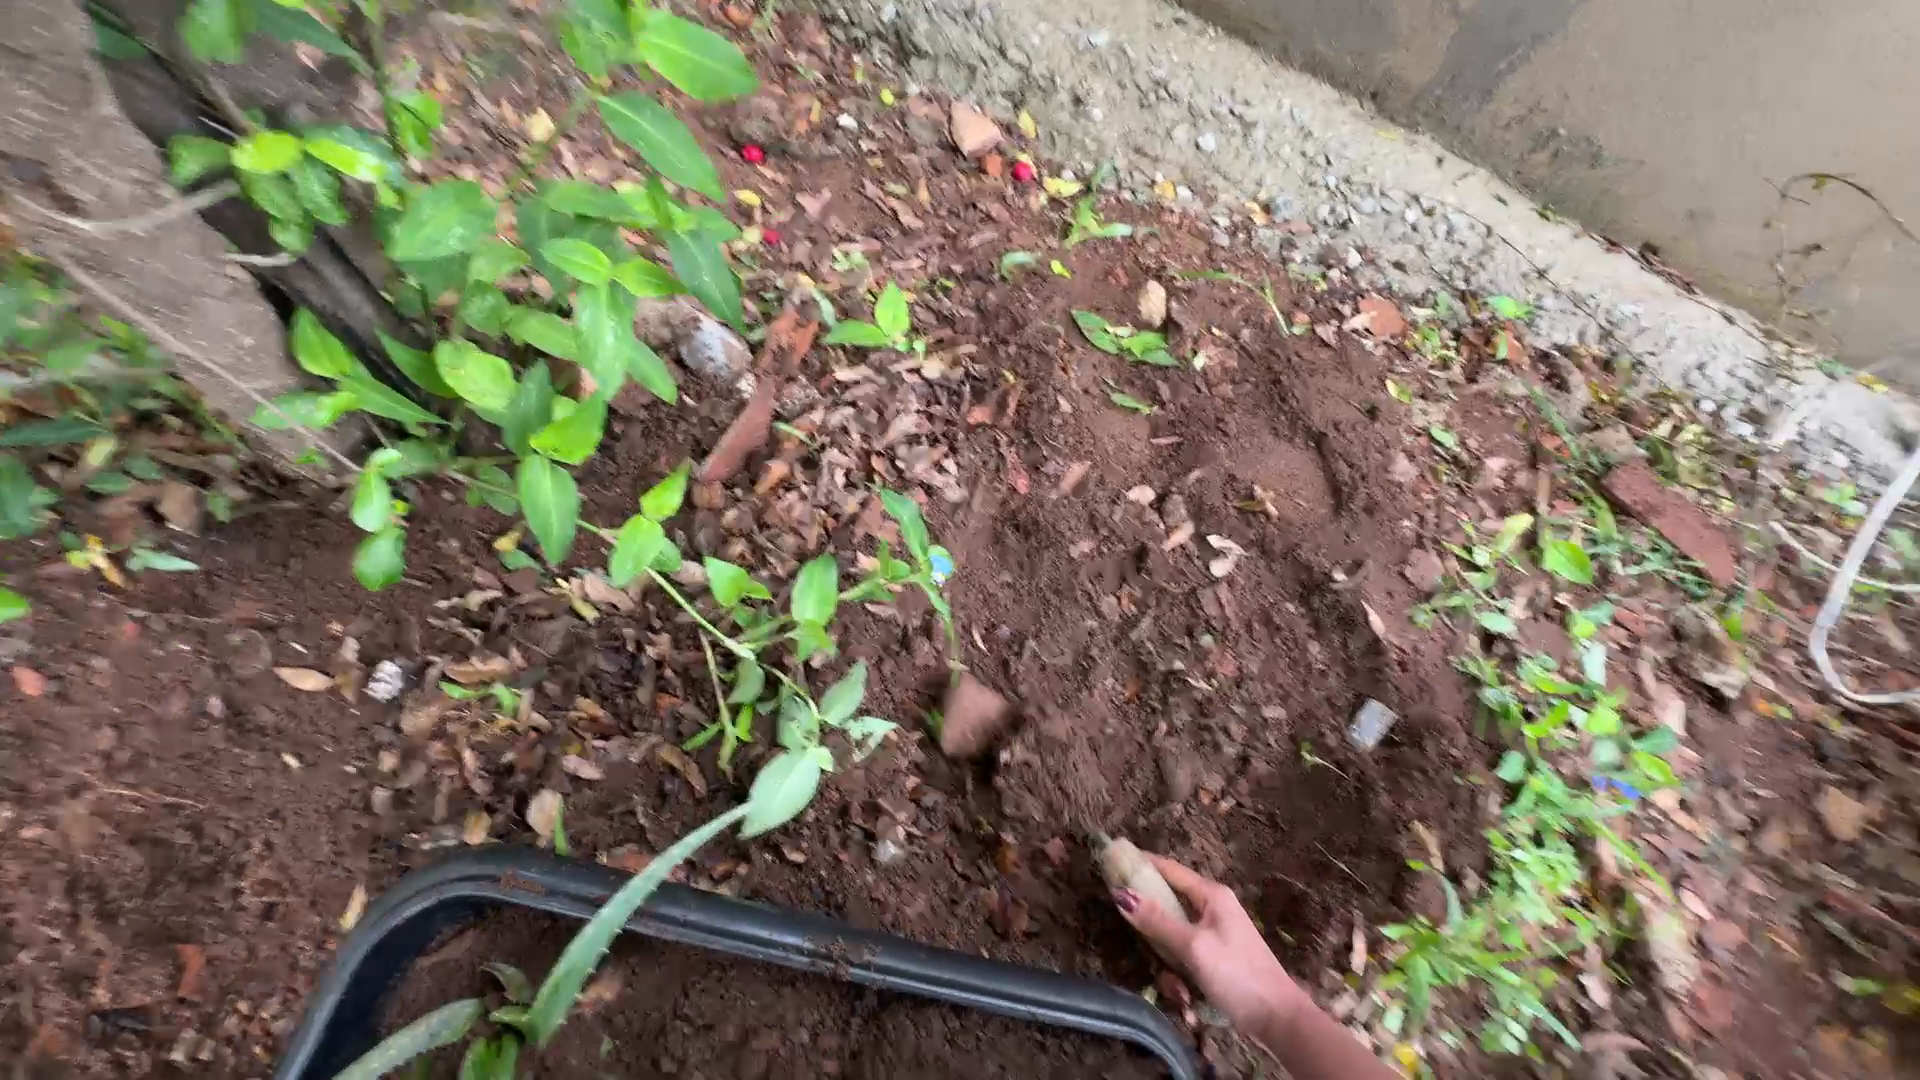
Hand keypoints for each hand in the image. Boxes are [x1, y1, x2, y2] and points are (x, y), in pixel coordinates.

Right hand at [1111, 852, 1307, 1035]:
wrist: (1280, 1021)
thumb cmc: (1238, 975)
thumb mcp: (1193, 947)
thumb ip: (1156, 921)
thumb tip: (1120, 893)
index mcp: (1210, 894)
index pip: (1167, 868)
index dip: (1139, 864)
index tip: (1112, 863)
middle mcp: (1212, 908)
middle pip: (1167, 906)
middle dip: (1155, 934)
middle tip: (1147, 950)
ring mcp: (1215, 933)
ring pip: (1173, 937)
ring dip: (1170, 964)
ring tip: (1180, 991)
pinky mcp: (1216, 957)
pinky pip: (1185, 957)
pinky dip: (1182, 977)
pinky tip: (1189, 1000)